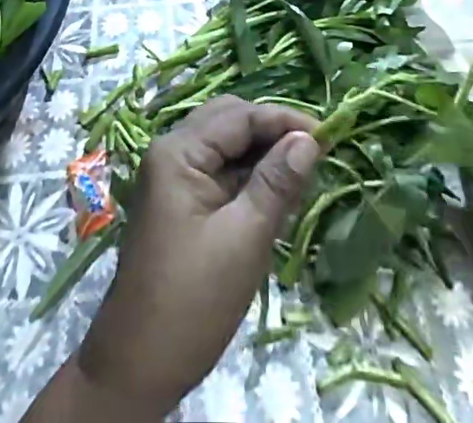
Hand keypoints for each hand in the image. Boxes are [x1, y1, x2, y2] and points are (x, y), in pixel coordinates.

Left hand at [72, 96, 320, 415]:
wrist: (141, 357)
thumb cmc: (195, 298)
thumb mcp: (245, 237)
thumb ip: (277, 183)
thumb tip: (309, 139)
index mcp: (177, 152)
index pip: (237, 116)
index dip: (283, 120)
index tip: (331, 135)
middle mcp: (170, 153)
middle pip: (227, 122)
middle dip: (272, 131)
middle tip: (317, 153)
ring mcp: (173, 177)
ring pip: (224, 146)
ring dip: (263, 153)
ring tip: (305, 173)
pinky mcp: (181, 201)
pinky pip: (219, 172)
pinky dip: (249, 176)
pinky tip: (279, 192)